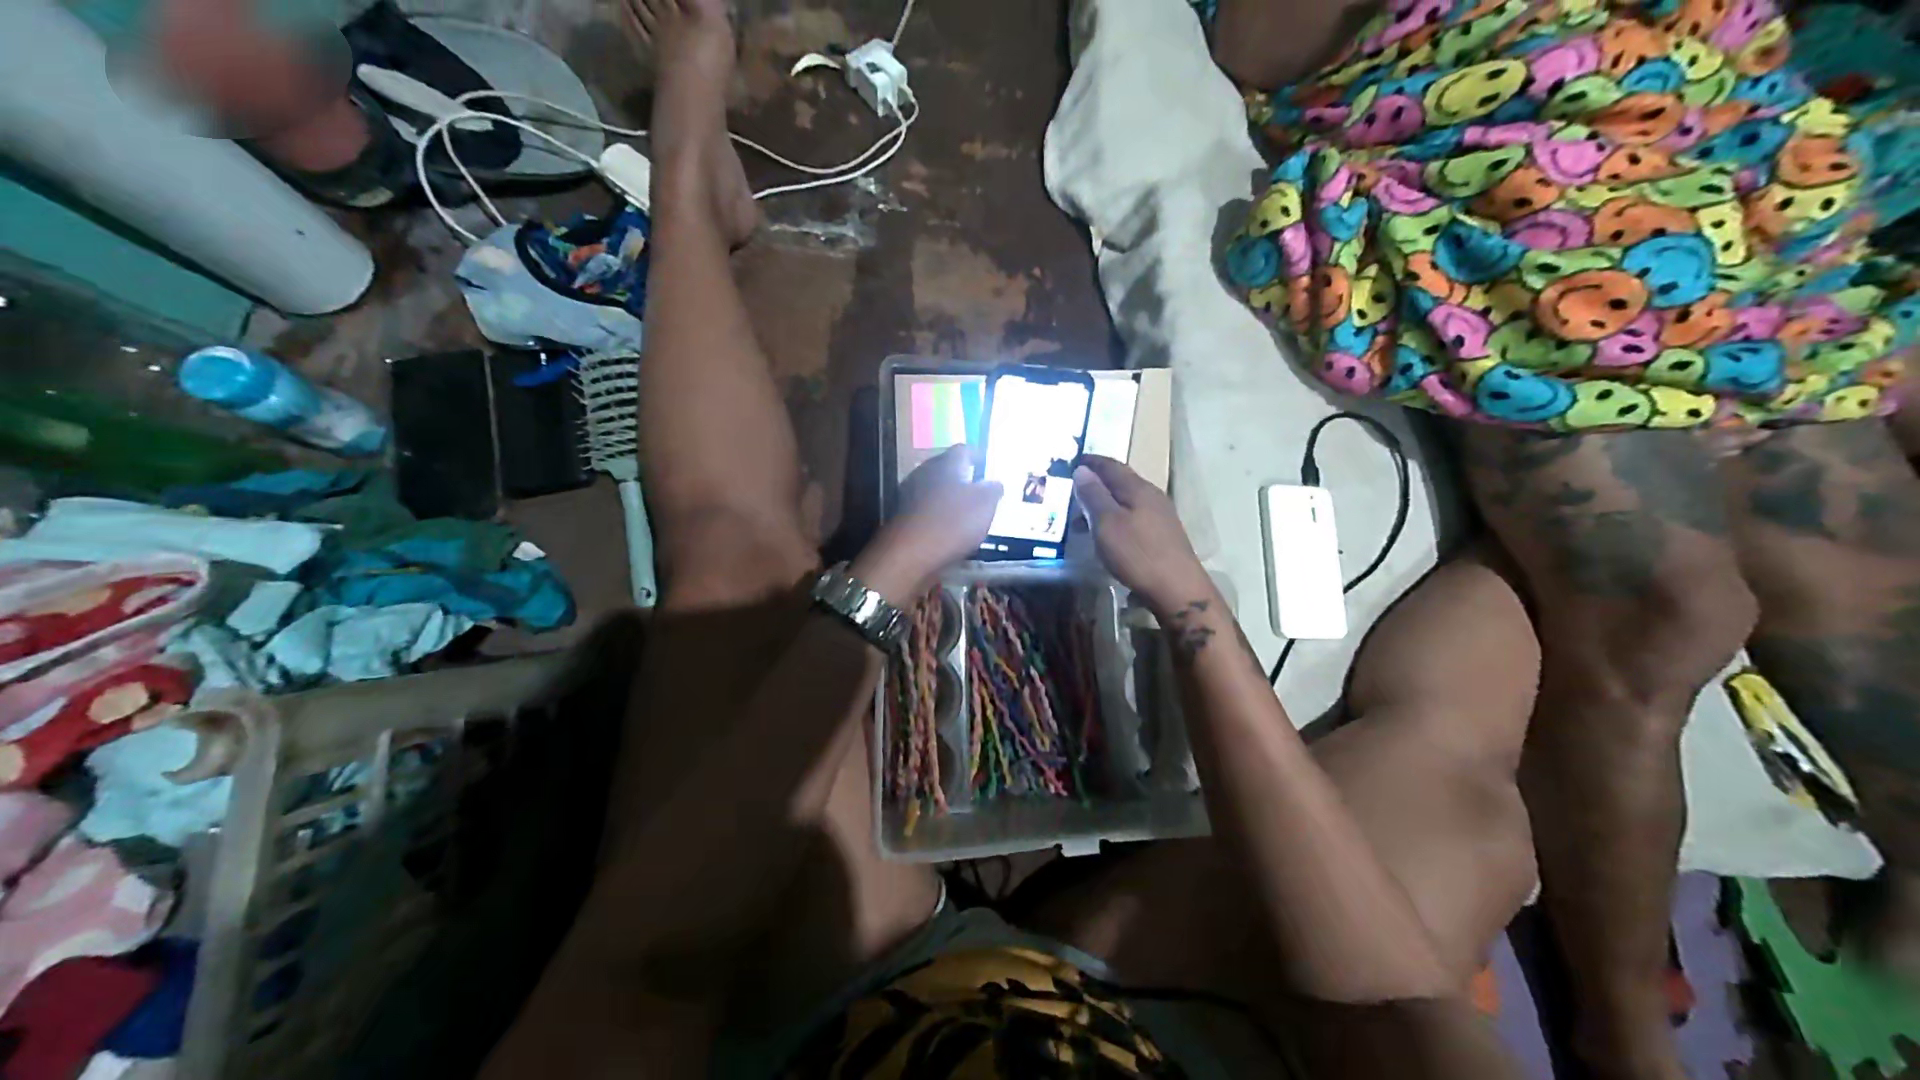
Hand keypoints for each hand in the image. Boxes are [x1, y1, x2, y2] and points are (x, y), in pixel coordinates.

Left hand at [852, 445, 1001, 605]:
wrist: (909, 554)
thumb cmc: (953, 522)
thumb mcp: (986, 503)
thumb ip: (993, 489)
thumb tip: (995, 482)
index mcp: (946, 463)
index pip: (964, 450)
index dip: (978, 456)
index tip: (988, 465)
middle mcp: (924, 472)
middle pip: (947, 469)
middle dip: (963, 478)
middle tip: (980, 491)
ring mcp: (909, 494)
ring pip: (935, 490)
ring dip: (949, 499)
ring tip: (967, 513)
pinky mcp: (902, 517)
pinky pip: (926, 511)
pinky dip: (938, 516)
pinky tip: (948, 531)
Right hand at [1073, 455, 1210, 612]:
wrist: (1177, 589)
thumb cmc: (1137, 554)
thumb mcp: (1107, 523)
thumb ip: (1093, 495)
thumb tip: (1082, 469)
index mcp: (1138, 488)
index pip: (1111, 465)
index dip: (1091, 462)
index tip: (1072, 461)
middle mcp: (1152, 496)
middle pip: (1120, 482)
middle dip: (1096, 484)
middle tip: (1072, 491)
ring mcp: (1160, 516)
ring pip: (1126, 501)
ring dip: (1103, 504)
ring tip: (1082, 518)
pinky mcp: (1163, 535)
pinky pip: (1133, 516)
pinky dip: (1115, 518)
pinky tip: (1107, 534)